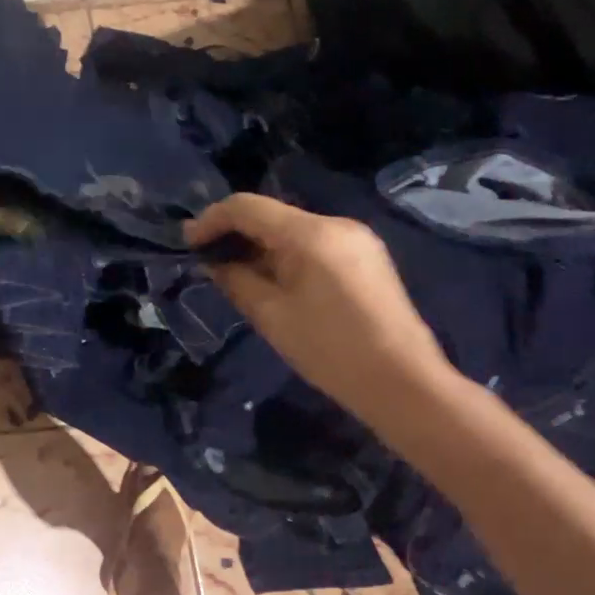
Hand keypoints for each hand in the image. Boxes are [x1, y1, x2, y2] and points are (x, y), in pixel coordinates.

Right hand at [183, 194, 454, 422]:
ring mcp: (356, 240)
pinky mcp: (366, 258)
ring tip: (235, 273)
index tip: (188, 244)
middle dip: (234, 233)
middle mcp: (336, 224)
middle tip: (206, 260)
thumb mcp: (269, 314)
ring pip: (290, 229)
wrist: (406, 387)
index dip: (210, 220)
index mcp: (311, 233)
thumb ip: (234, 278)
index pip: (246, 206)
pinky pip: (312, 243)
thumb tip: (213, 261)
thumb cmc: (330, 350)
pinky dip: (284, 254)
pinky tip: (272, 280)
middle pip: (269, 214)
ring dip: (258, 244)